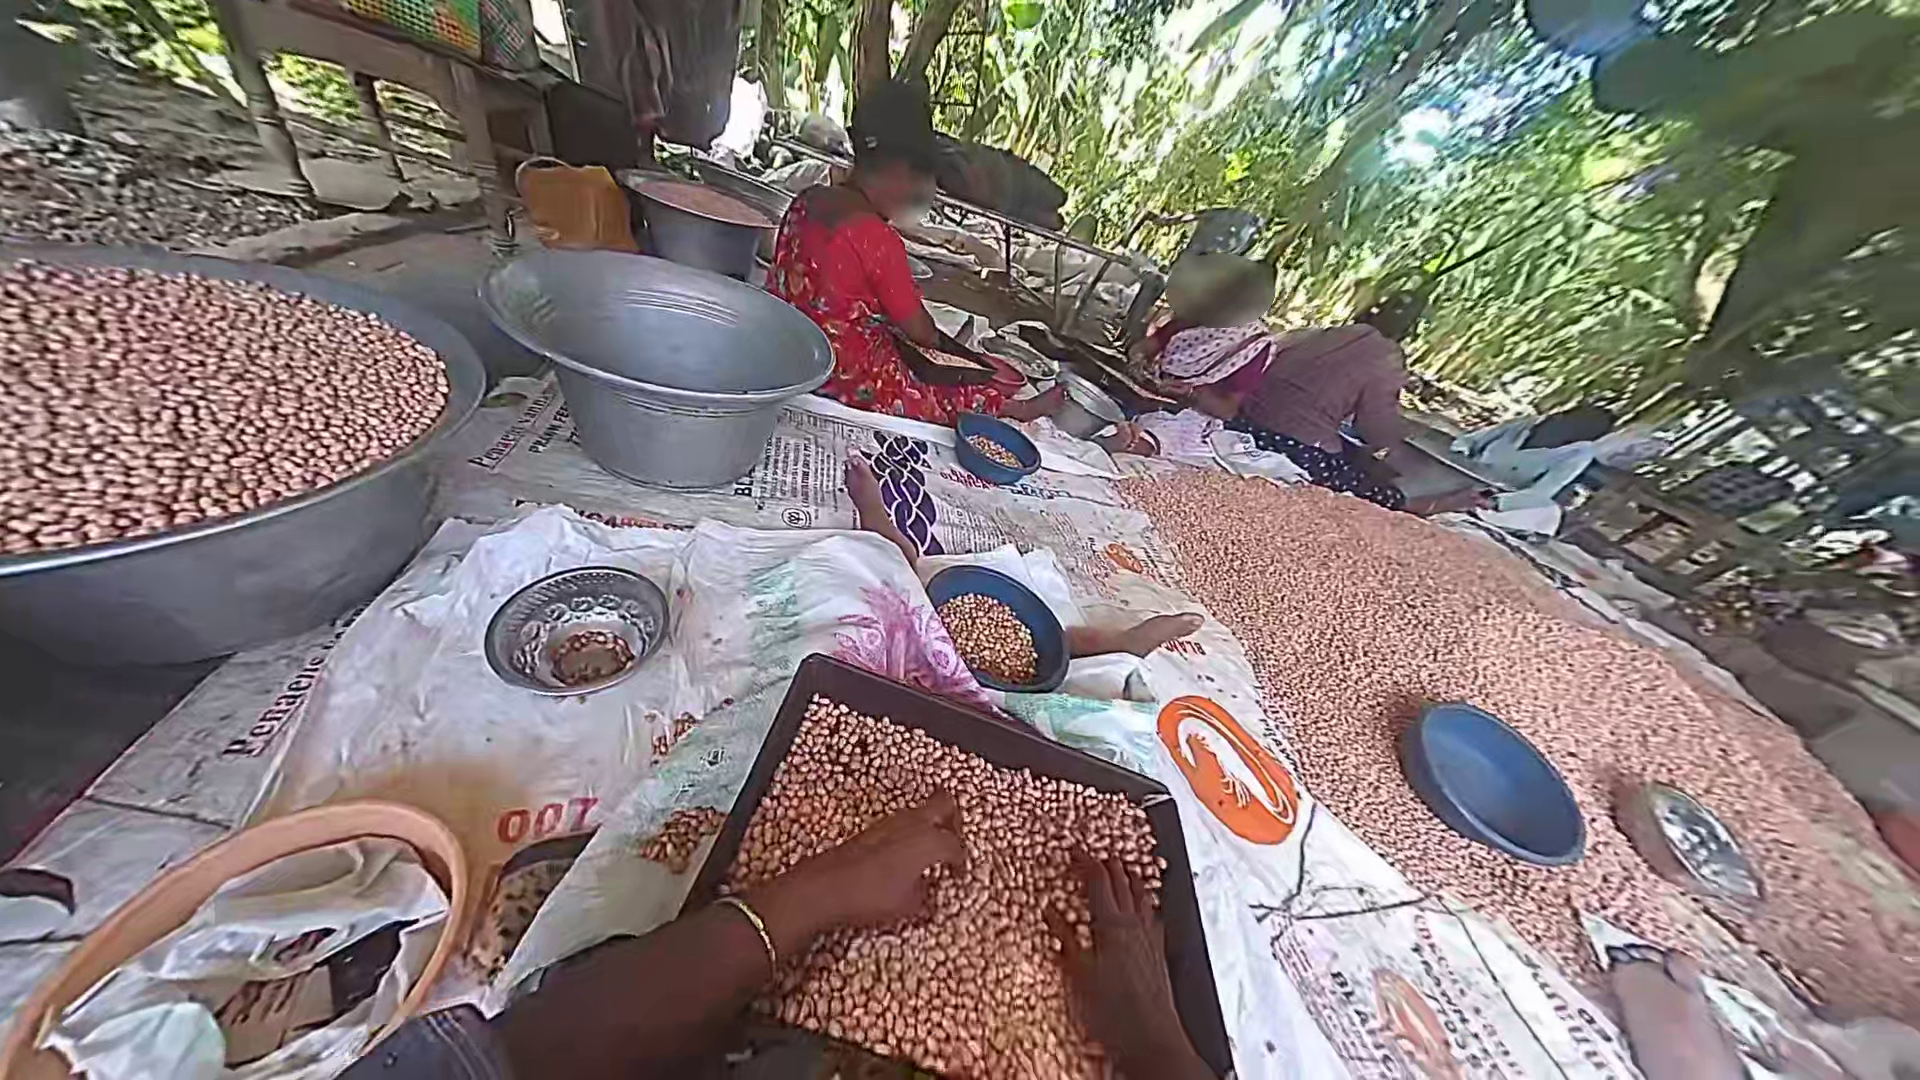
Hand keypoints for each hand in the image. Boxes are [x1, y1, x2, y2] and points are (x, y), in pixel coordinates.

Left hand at [757, 793, 967, 938]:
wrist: (830, 884)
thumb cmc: (873, 894)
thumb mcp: (909, 907)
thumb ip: (926, 898)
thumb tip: (929, 897)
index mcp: (929, 840)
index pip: (955, 844)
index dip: (961, 860)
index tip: (958, 874)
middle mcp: (914, 821)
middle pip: (944, 803)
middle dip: (953, 820)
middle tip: (953, 842)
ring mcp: (892, 820)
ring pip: (922, 811)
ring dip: (931, 825)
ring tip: (929, 853)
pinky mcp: (876, 826)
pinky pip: (904, 822)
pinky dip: (911, 833)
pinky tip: (904, 858)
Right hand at [1047, 853, 1212, 1078]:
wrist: (1154, 1044)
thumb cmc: (1115, 1014)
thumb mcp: (1079, 975)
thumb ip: (1064, 938)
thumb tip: (1050, 912)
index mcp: (1111, 922)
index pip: (1097, 878)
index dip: (1084, 860)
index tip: (1073, 852)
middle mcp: (1133, 923)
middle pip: (1120, 881)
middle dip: (1106, 863)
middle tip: (1093, 857)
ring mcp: (1149, 936)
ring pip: (1140, 894)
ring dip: (1128, 877)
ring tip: (1122, 868)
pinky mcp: (1159, 952)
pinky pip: (1152, 914)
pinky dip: (1144, 901)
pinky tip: (1145, 907)